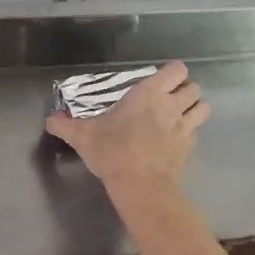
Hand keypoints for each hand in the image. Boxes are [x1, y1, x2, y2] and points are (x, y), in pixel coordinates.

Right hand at [46, 62, 210, 190]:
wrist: (140, 184)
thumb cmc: (112, 151)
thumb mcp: (83, 136)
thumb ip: (65, 126)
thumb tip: (50, 120)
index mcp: (149, 93)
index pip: (177, 70)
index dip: (173, 73)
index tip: (160, 82)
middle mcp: (172, 105)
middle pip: (194, 87)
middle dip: (185, 91)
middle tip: (168, 100)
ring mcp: (185, 127)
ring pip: (203, 108)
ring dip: (194, 109)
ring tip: (179, 117)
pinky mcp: (189, 148)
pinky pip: (196, 133)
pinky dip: (190, 133)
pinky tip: (175, 141)